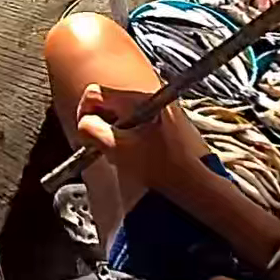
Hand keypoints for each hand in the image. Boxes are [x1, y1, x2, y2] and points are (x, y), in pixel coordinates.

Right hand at [75, 84, 209, 194]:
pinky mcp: (165, 122)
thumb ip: (90, 129)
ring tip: (122, 151)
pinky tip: (134, 152)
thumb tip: (83, 124)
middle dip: (100, 123)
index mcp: (137, 99)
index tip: (88, 132)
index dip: (85, 113)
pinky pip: (132, 121)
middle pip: (106, 102)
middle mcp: (149, 98)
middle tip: (105, 144)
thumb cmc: (161, 167)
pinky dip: (127, 134)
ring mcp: (158, 110)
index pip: (94, 93)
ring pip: (117, 113)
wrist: (196, 186)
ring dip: (113, 130)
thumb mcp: (115, 147)